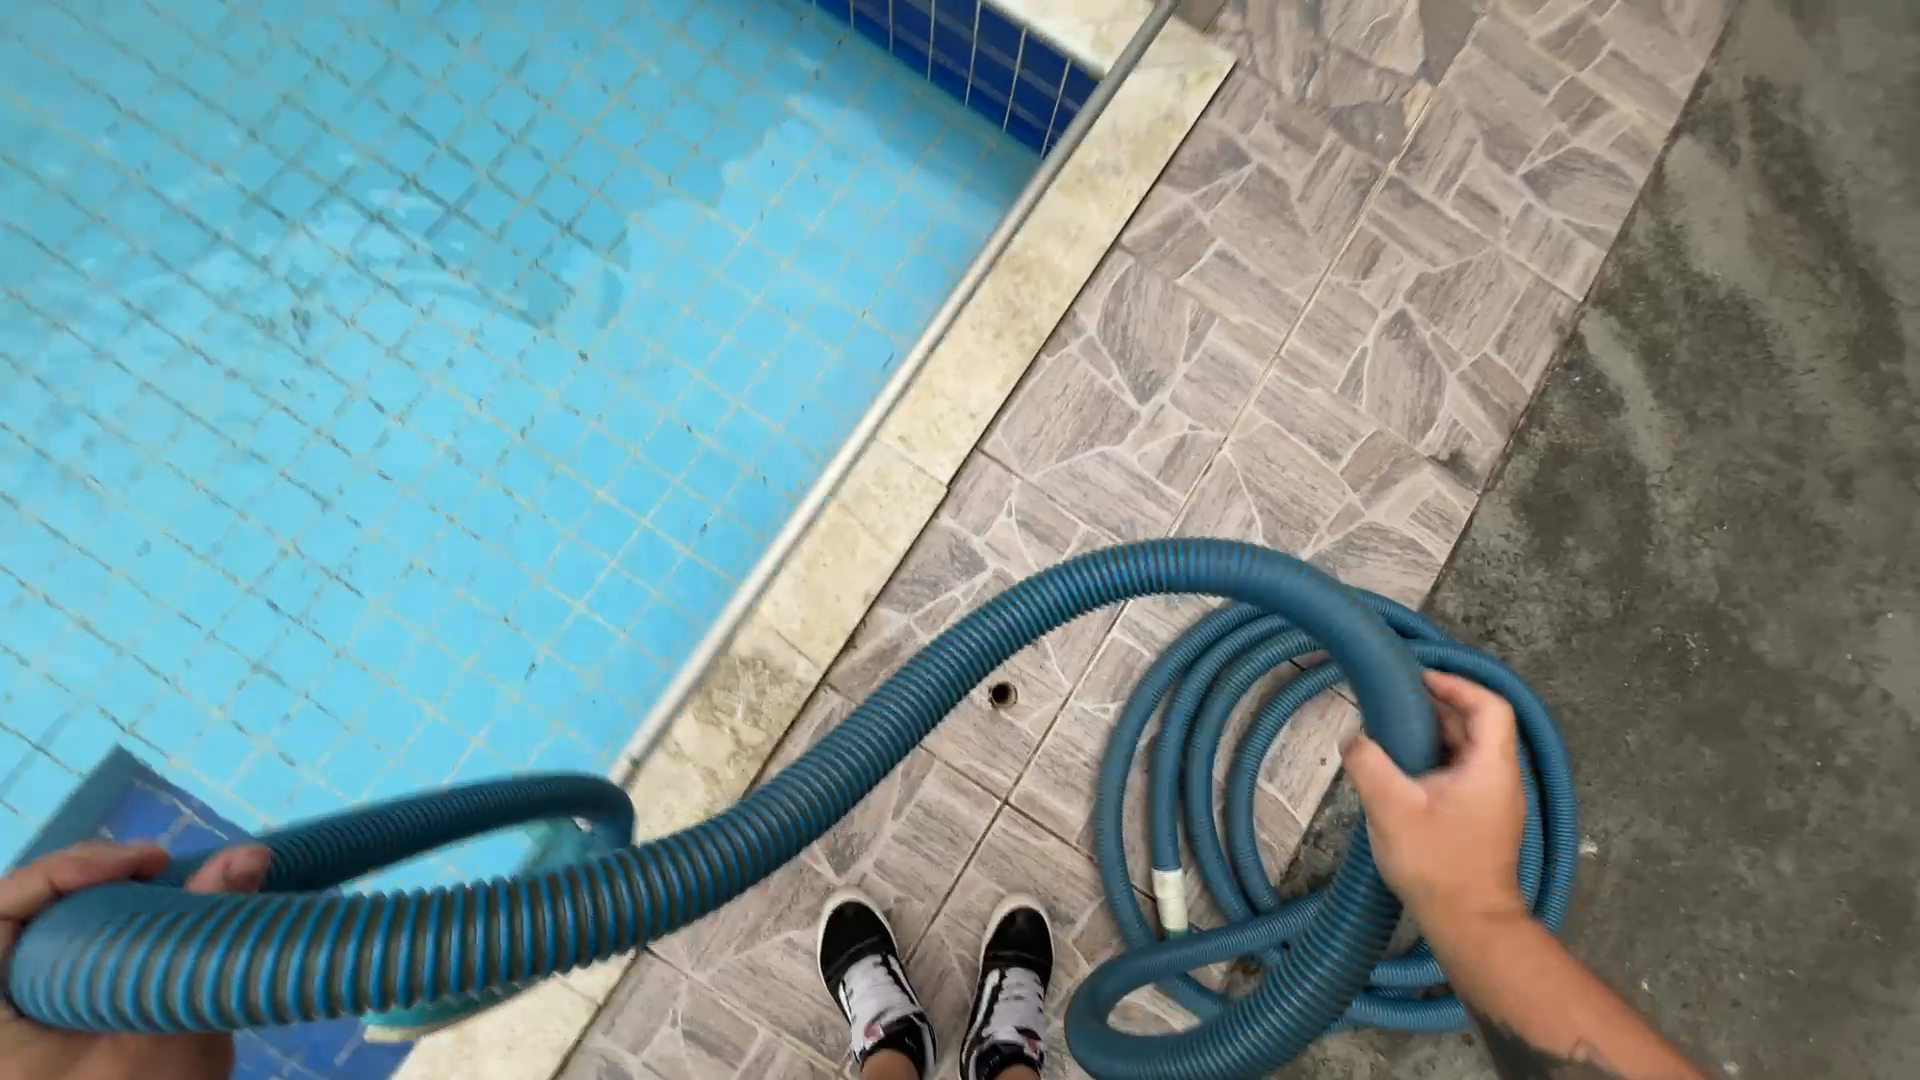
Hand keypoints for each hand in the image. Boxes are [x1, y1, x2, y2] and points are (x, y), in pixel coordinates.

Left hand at [1, 841, 270, 1079]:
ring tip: (171, 887)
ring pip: (51, 928)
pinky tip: (167, 918)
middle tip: (165, 867)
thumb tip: (249, 853)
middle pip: (20, 912)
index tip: (150, 860)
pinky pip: (74, 950)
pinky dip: (121, 922)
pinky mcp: (55, 1017)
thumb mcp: (170, 1025)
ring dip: (111, 897)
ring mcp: (21, 1014)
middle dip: (94, 876)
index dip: (64, 869)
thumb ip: (202, 938)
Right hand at [1341, 671, 1527, 938]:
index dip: (1456, 684)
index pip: (1490, 706)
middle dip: (1434, 703)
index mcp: (1490, 768)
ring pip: (1464, 746)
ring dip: (1429, 729)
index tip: (1416, 679)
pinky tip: (1395, 763)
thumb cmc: (1436, 863)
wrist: (1467, 922)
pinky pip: (1456, 767)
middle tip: (1390, 697)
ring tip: (1387, 725)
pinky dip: (1429, 753)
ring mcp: (1490, 797)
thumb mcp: (1391, 807)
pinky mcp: (1477, 813)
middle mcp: (1498, 777)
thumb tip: (1353, 738)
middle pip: (1475, 722)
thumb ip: (1367, 762)